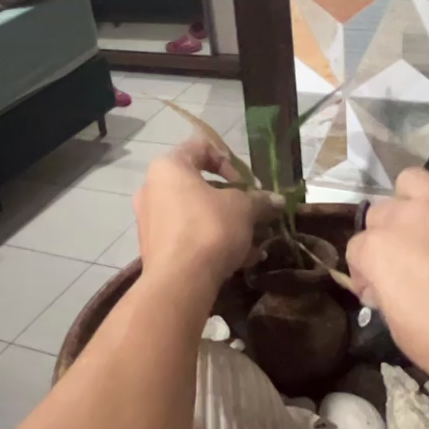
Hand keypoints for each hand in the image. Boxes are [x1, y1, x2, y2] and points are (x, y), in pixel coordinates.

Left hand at [133, 139, 269, 287]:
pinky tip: (240, 259)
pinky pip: (188, 236)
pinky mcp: (154, 247)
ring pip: (196, 213)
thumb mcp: (244, 209)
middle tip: (252, 212)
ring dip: (226, 223)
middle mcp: (152, 188)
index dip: (230, 160)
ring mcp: (150, 220)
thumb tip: (278, 201)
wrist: (180, 281)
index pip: (201, 147)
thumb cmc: (210, 229)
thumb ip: (260, 200)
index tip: (247, 183)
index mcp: (168, 167)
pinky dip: (212, 242)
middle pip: (199, 184)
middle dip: (232, 199)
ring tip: (252, 241)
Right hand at [345, 154, 428, 410]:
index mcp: (380, 249)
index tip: (380, 293)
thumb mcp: (398, 330)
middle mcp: (411, 216)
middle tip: (407, 265)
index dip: (366, 272)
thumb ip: (385, 293)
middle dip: (387, 237)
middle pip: (383, 211)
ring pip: (416, 180)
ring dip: (416, 201)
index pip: (358, 249)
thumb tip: (385, 282)